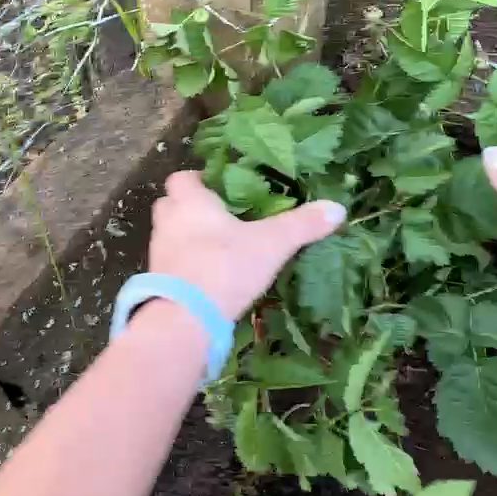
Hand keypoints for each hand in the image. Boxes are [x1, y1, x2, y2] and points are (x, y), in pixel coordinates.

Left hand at [146, 171, 346, 319]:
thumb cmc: (225, 266)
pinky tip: (207, 276)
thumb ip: (302, 225)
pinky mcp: (158, 282)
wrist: (186, 318)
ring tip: (216, 246)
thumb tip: (338, 208)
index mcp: (191, 202)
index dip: (198, 180)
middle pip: (169, 204)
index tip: (220, 187)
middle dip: (189, 207)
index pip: (181, 178)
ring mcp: (158, 253)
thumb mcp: (272, 243)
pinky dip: (185, 265)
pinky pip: (170, 264)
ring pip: (168, 234)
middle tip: (218, 215)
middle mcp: (169, 222)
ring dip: (186, 237)